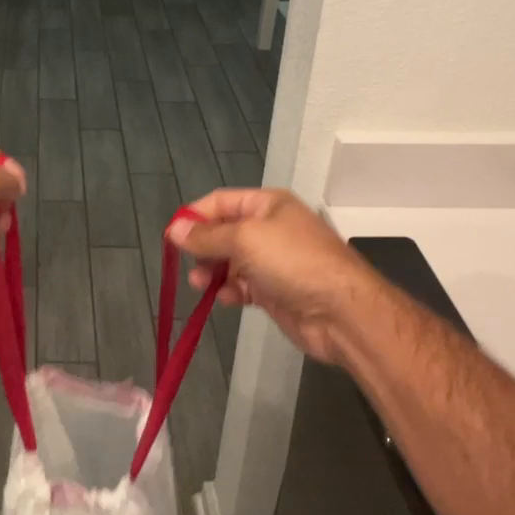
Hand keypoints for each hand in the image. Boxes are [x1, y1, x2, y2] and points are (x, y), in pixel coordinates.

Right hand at [168, 188, 379, 363]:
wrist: (343, 312)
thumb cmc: (293, 262)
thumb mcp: (245, 240)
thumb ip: (207, 236)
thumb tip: (174, 229)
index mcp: (267, 205)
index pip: (221, 202)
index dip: (195, 216)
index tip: (172, 236)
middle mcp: (270, 229)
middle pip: (224, 232)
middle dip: (203, 248)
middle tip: (187, 264)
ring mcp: (274, 262)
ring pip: (231, 261)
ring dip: (212, 272)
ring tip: (201, 285)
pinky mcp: (276, 291)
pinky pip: (243, 286)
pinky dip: (231, 291)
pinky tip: (226, 299)